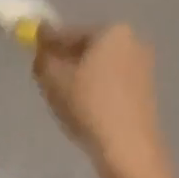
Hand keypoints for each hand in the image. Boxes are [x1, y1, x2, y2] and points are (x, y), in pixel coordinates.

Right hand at [32, 24, 167, 177]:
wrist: (128, 146)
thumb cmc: (88, 106)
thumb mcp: (53, 80)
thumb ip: (43, 57)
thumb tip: (41, 45)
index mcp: (111, 31)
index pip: (69, 32)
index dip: (48, 42)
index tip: (32, 48)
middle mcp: (132, 41)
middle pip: (88, 47)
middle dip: (67, 59)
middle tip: (46, 77)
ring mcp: (143, 66)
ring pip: (101, 66)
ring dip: (82, 75)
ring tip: (63, 96)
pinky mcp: (146, 90)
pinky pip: (112, 82)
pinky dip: (97, 89)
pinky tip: (84, 107)